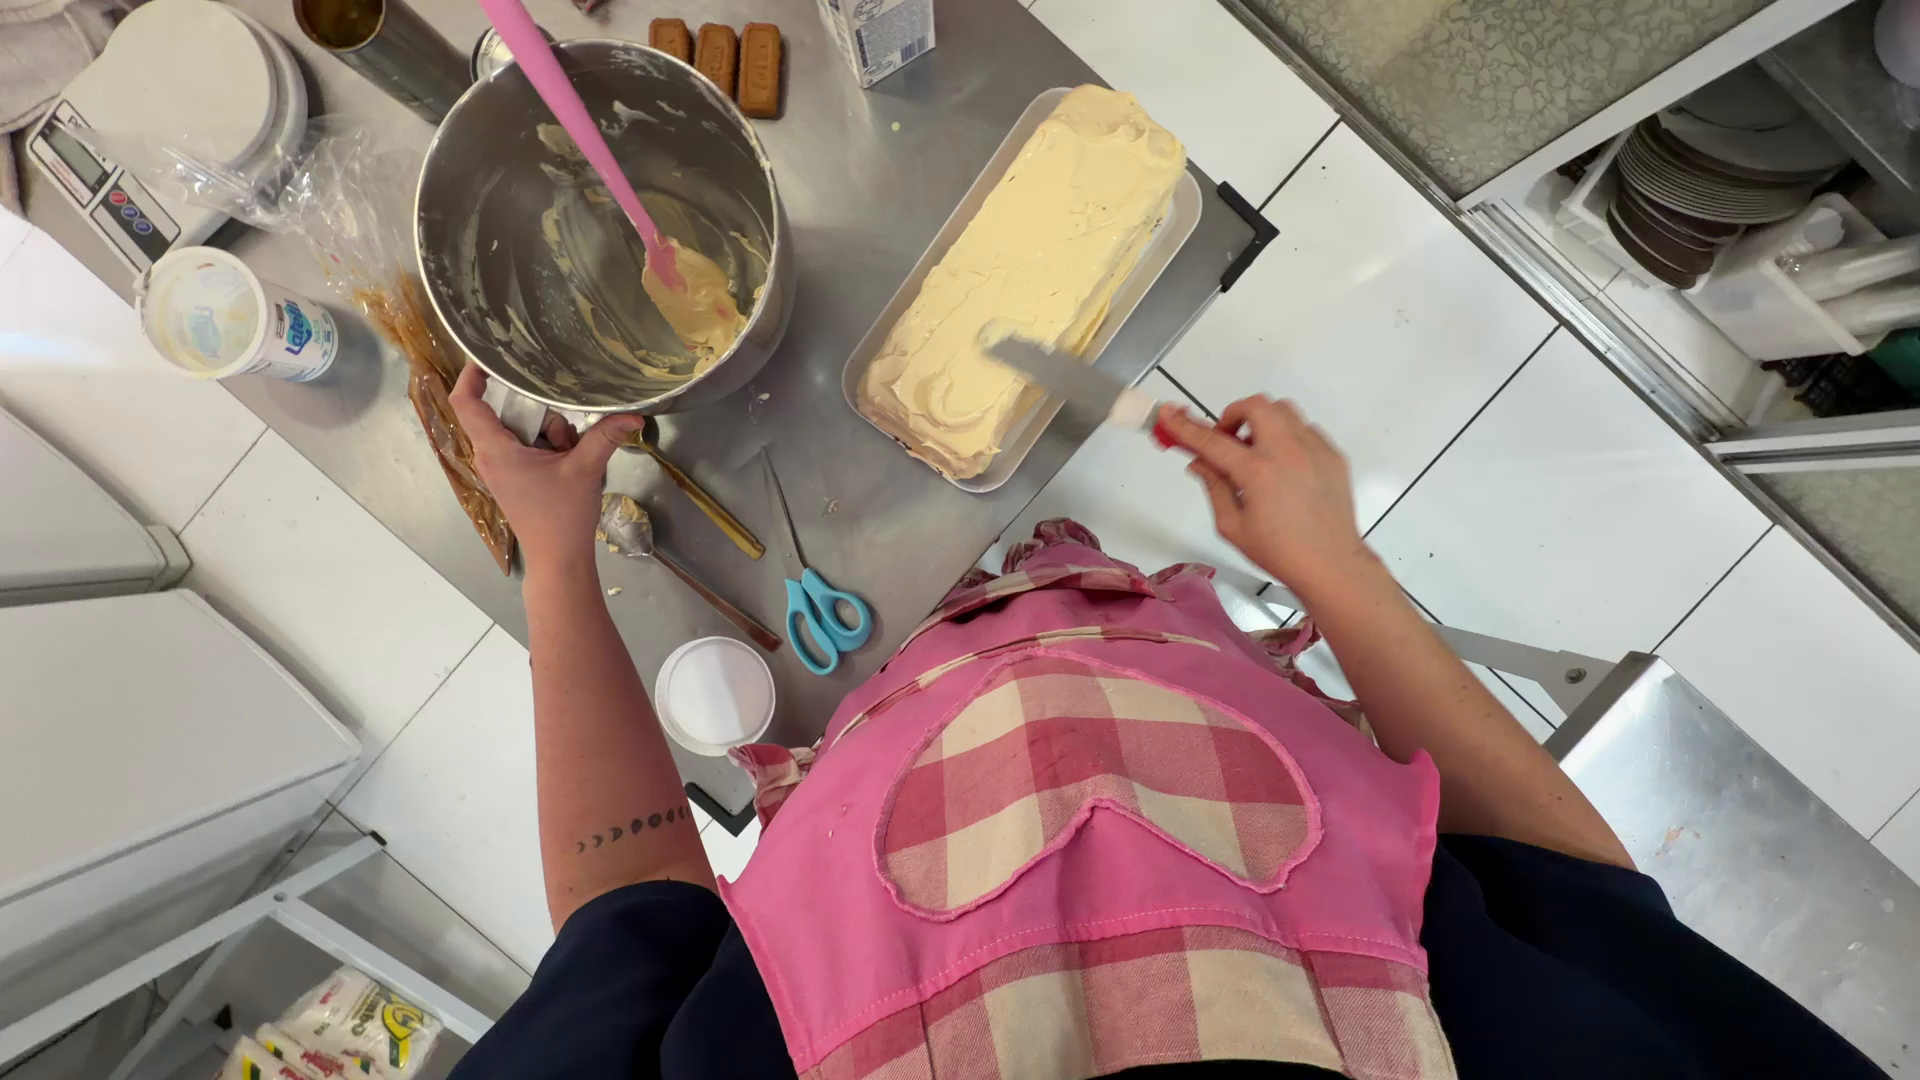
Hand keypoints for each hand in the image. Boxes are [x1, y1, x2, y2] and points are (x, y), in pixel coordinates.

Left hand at [449, 363, 645, 574]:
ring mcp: (502, 470)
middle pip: (506, 415)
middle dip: (540, 416)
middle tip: (565, 431)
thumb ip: (606, 437)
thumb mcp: (585, 470)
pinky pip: (529, 450)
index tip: (488, 357)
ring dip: (551, 437)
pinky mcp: (516, 481)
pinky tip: (569, 465)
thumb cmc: (562, 516)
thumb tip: (634, 414)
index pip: (467, 402)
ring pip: (523, 433)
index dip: (472, 375)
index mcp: (496, 449)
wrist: (559, 558)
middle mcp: (491, 457)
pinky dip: (550, 450)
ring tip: (571, 458)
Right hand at [1157, 396, 1375, 594]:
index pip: (1211, 441)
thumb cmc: (1277, 551)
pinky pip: (1305, 429)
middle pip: (1255, 405)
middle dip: (1232, 415)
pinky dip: (1287, 437)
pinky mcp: (1333, 455)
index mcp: (1257, 471)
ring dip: (1261, 422)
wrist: (1331, 564)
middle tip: (1226, 440)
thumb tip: (1199, 462)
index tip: (1167, 414)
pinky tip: (1283, 465)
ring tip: (1255, 451)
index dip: (1185, 426)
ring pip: (1283, 410)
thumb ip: (1214, 486)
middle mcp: (1287, 451)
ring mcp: (1315, 449)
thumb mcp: (1232, 525)